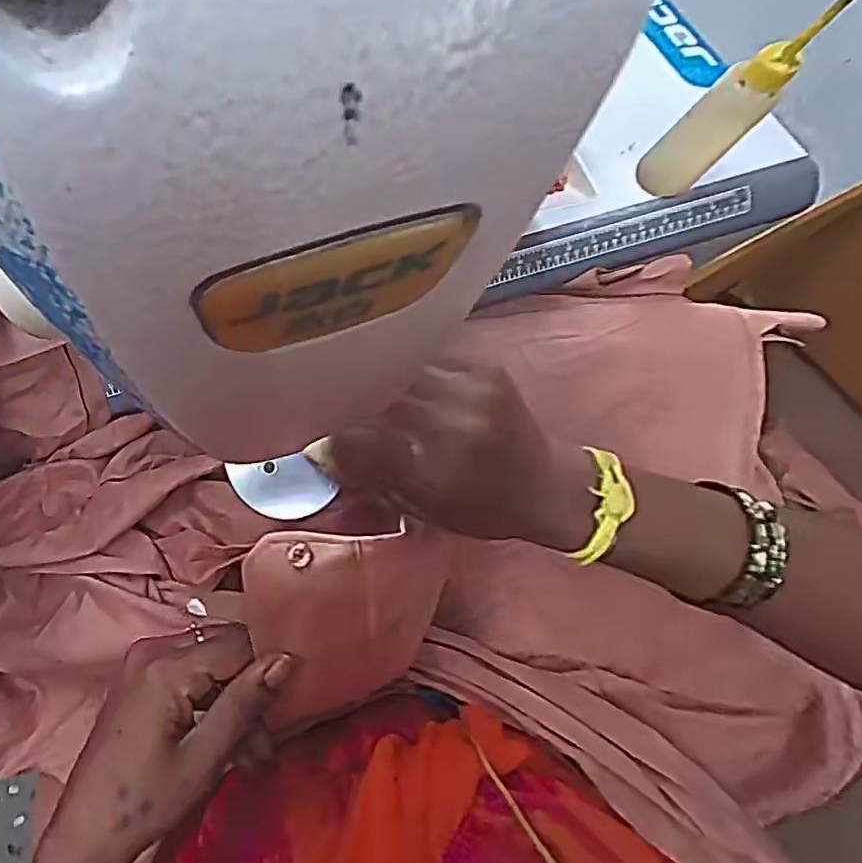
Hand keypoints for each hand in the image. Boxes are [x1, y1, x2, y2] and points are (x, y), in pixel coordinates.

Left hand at [19, 627, 292, 862]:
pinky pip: (188, 670)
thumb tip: (285, 660)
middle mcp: (152, 649)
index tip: (284, 707)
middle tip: (265, 739)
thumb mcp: (203, 757)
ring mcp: (142, 660)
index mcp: (165, 666)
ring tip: (249, 749)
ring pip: (209, 659)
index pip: (238, 643)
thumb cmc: (143, 802)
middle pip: (223, 647)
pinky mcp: (139, 676)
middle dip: (250, 686)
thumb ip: (244, 703)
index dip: (267, 669)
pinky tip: (222, 737)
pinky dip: (209, 697)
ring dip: (233, 696)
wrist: (84, 832)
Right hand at [326, 355, 591, 541]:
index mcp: (445, 457)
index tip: (310, 424)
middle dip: (347, 392)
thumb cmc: (486, 509)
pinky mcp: (483, 364)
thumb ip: (373, 476)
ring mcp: (474, 380)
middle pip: (381, 389)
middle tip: (321, 395)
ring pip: (401, 365)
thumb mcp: (426, 507)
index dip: (331, 424)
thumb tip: (323, 447)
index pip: (366, 430)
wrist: (551, 486)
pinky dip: (401, 363)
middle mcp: (460, 411)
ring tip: (350, 378)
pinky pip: (427, 354)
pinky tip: (386, 368)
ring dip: (372, 372)